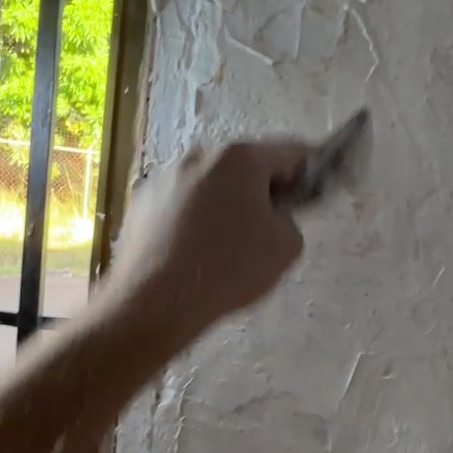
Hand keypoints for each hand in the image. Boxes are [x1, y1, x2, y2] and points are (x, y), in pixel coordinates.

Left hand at [106, 139, 308, 339]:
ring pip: (209, 184)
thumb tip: (276, 214)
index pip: (291, 152)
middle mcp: (200, 154)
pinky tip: (192, 252)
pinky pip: (180, 203)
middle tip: (267, 228)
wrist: (155, 300)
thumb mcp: (286, 247)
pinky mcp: (141, 201)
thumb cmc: (229, 269)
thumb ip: (291, 218)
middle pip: (244, 166)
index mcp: (241, 157)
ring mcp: (165, 176)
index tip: (312, 195)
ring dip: (223, 203)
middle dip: (260, 190)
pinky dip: (192, 219)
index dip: (309, 172)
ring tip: (223, 246)